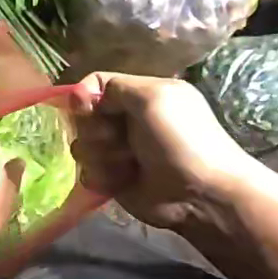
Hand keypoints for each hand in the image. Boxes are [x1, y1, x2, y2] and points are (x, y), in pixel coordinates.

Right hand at [72, 73, 262, 230]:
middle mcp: (127, 121)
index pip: (97, 85)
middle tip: (118, 139)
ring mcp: (119, 151)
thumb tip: (79, 95)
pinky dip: (102, 177)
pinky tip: (121, 181)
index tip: (85, 109)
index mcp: (140, 96)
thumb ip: (115, 87)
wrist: (198, 193)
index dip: (84, 96)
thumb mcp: (153, 97)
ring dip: (101, 156)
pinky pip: (88, 173)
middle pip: (85, 117)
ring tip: (126, 164)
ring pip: (83, 146)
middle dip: (96, 130)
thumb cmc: (180, 140)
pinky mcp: (114, 179)